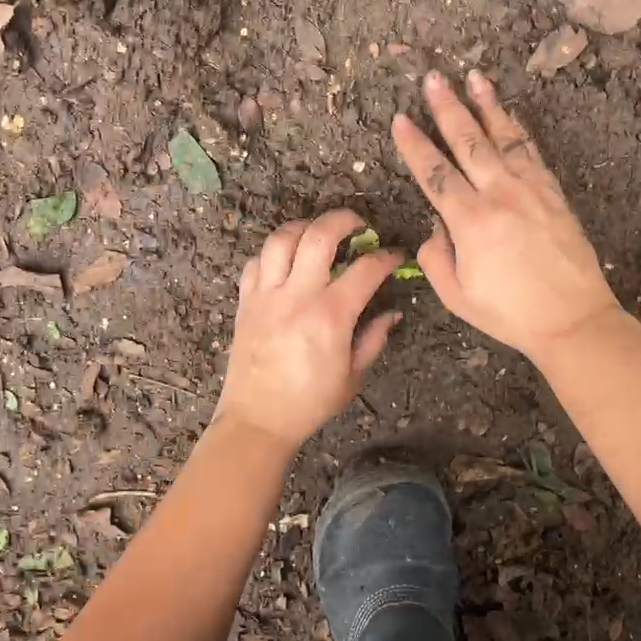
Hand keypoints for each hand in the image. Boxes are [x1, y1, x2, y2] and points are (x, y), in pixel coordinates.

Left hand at [214, 209, 403, 445]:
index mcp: (330, 316)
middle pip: (319, 235)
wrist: (257, 419)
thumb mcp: (353, 376)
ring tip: (318, 234)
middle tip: (358, 225)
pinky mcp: (245, 302)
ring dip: (304, 228)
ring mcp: (266, 296)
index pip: (365, 269)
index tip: (394, 256)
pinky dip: (273, 253)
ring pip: (282, 238)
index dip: (386, 257)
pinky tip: (286, 262)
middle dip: (344, 220)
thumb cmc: (309, 402)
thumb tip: (391, 313)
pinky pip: (256, 262)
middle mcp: (297, 296)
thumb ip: (374, 338)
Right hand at [392, 70, 622, 361]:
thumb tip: (434, 226)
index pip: (435, 174)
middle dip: (448, 108)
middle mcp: (501, 196)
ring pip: (504, 138)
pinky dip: (517, 129)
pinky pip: (532, 152)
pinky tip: (509, 113)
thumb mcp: (457, 296)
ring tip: (474, 76)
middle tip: (433, 78)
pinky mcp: (553, 195)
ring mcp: (531, 191)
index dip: (415, 145)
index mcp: (472, 222)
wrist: (573, 320)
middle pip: (469, 142)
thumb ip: (436, 257)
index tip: (401, 119)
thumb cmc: (510, 313)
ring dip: (487, 105)